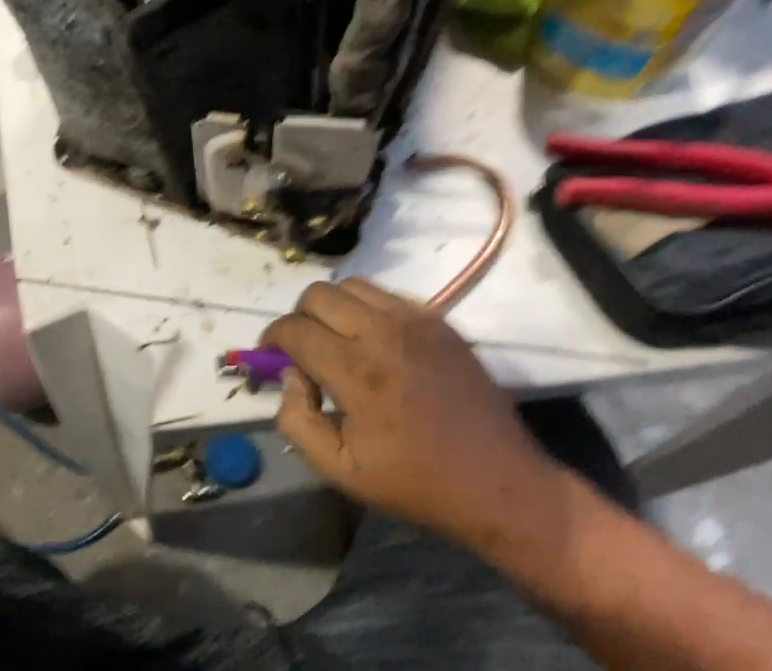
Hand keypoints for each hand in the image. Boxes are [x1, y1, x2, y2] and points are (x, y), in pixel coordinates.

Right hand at [260, 279, 567, 552]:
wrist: (500, 485)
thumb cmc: (415, 482)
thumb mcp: (337, 469)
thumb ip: (296, 419)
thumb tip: (290, 377)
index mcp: (355, 371)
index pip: (293, 328)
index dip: (271, 339)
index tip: (270, 356)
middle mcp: (383, 334)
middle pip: (317, 295)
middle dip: (298, 318)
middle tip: (303, 349)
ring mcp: (417, 323)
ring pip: (352, 286)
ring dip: (332, 307)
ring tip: (336, 340)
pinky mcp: (441, 324)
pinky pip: (387, 295)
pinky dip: (367, 309)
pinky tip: (373, 341)